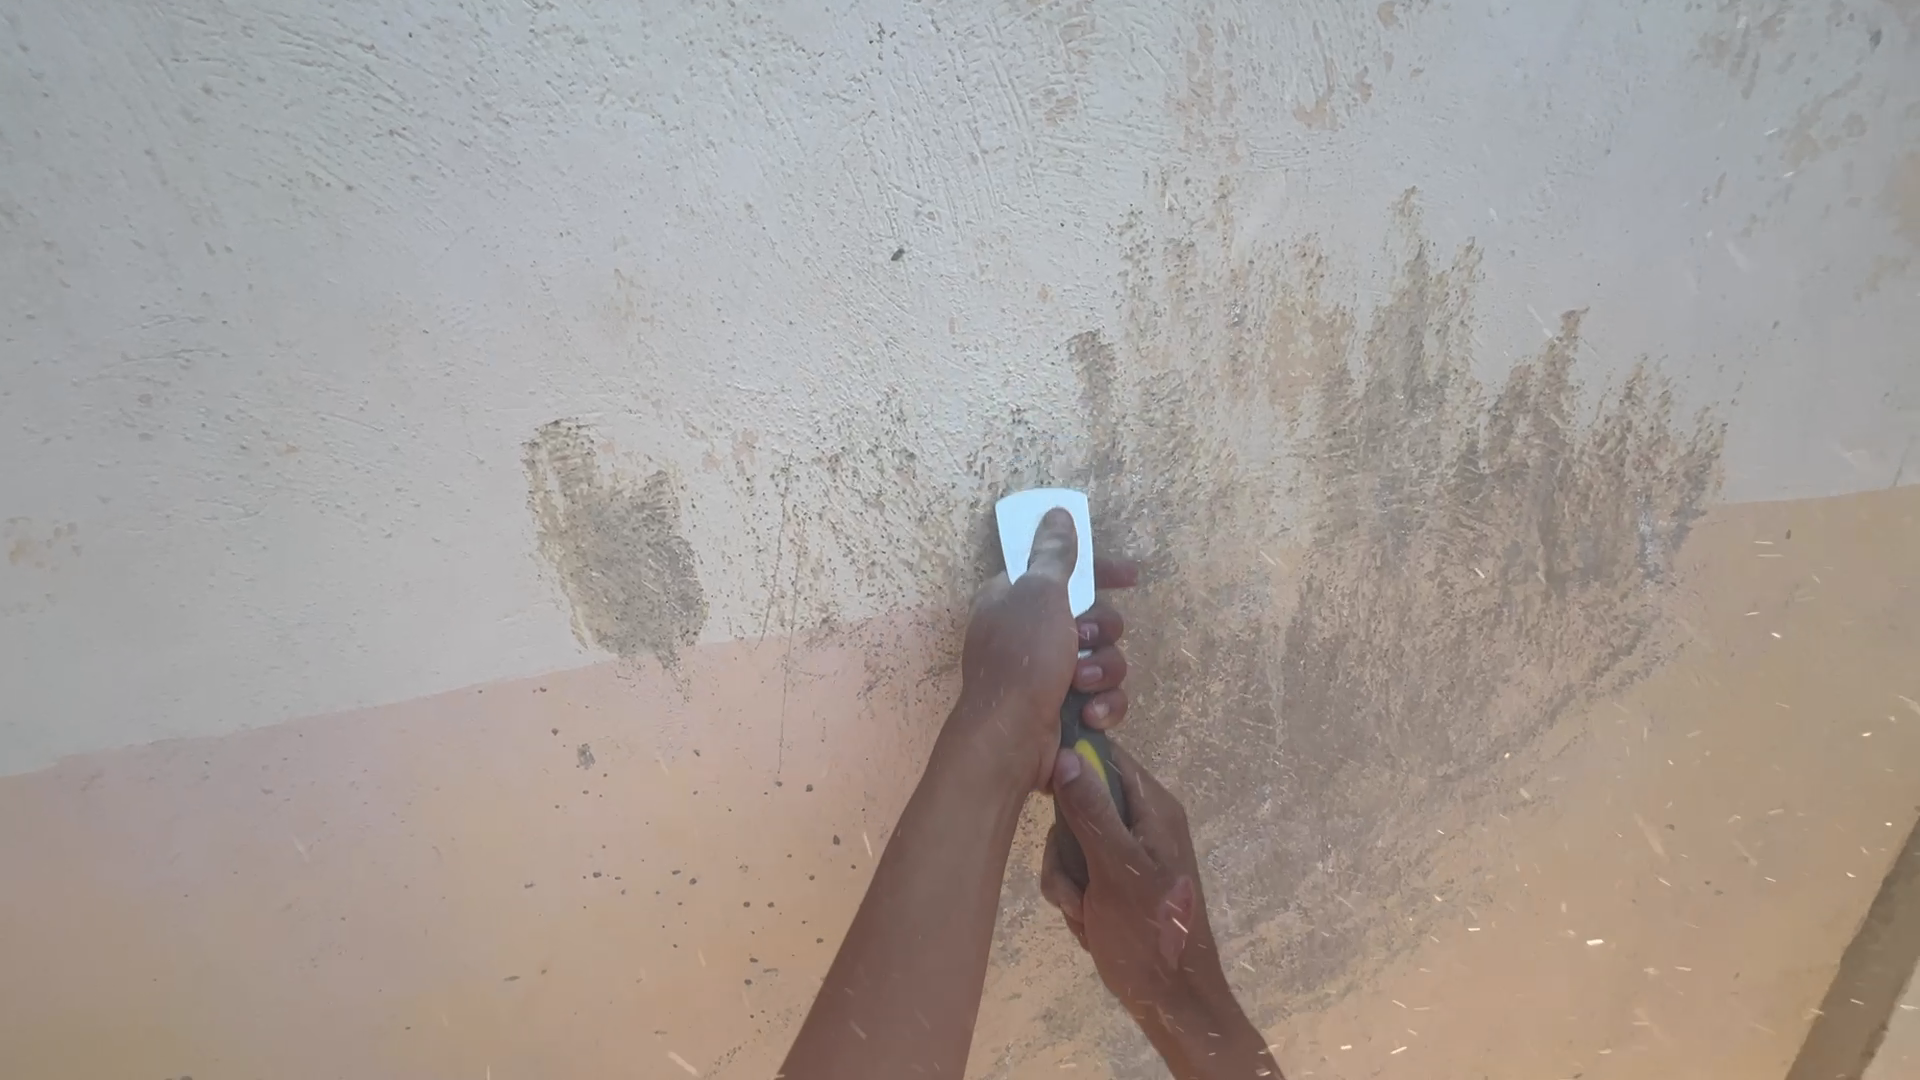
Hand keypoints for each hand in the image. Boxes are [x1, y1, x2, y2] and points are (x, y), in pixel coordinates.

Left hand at [947, 508, 1138, 794]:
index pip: (1065, 570)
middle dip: (1101, 630)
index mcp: (1017, 597)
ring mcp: (1050, 671)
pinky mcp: (1067, 706)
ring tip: (1081, 684)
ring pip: (1105, 657)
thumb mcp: (1039, 593)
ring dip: (1102, 670)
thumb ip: (1054, 553)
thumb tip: (1057, 512)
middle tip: (1085, 638)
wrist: (1011, 739)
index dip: (1100, 571)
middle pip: (1095, 616)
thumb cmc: (1022, 658)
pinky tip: (1089, 713)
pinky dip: (1102, 703)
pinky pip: (1105, 694)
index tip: (1130, 576)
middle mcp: (1033, 631)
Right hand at [1043, 742, 1225, 1014]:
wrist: (1172, 1006)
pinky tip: (1087, 921)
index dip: (1073, 760)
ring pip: (1069, 839)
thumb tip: (1065, 753)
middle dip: (1066, 844)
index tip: (1043, 783)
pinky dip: (1072, 895)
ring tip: (1083, 910)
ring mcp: (1124, 852)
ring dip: (1066, 877)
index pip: (1106, 755)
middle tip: (1074, 878)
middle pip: (1078, 800)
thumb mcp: (1115, 869)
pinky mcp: (1111, 879)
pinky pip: (1073, 869)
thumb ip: (1090, 810)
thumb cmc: (1151, 933)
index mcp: (1152, 807)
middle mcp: (1139, 822)